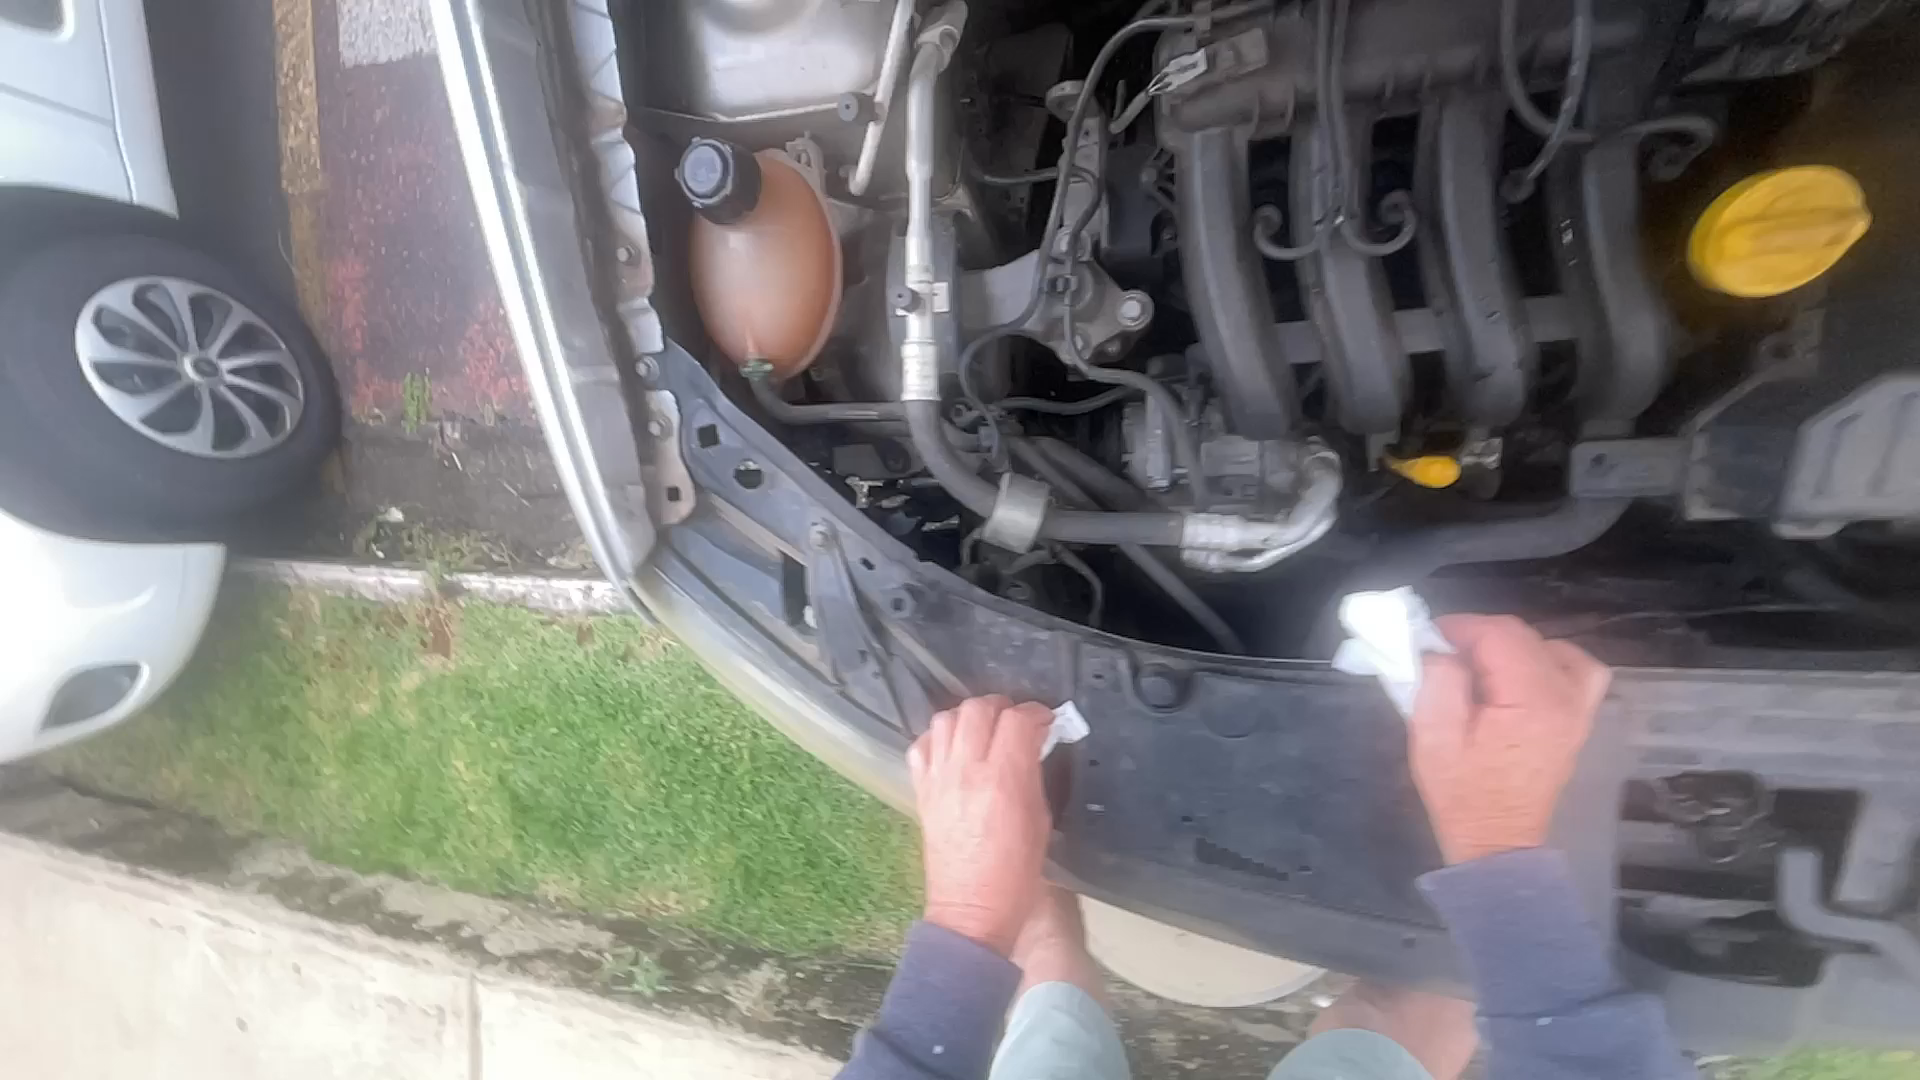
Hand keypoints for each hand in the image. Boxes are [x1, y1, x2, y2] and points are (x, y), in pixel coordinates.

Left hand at [909, 694, 1055, 954]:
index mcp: (1003, 779)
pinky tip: (953, 749)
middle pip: (978, 709)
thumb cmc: (1016, 873)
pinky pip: (922, 745)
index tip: (1045, 719)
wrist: (971, 910)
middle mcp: (966, 769)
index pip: (1017, 720)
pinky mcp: (921, 789)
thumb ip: (1032, 773)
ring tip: (983, 730)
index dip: (1036, 712)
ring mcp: (938, 778)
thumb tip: (1032, 744)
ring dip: (968, 716)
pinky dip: (939, 738)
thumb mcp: (1040, 820)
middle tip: (1014, 721)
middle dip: (1002, 706)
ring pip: (945, 718)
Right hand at [1409, 615, 1610, 864]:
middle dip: (1477, 633)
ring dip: (1508, 645)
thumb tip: (1440, 649)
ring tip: (1476, 662)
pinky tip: (1516, 672)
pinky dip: (1545, 659)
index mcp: (1531, 701)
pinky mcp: (1577, 721)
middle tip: (1439, 652)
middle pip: (1524, 636)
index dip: (1458, 626)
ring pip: (1552, 648)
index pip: (1499, 635)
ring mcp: (1579, 711)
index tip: (1425, 639)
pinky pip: (1576, 671)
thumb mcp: (1433, 733)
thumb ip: (1438, 679)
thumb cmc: (1459, 789)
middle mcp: (1567, 699)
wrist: (1496, 839)